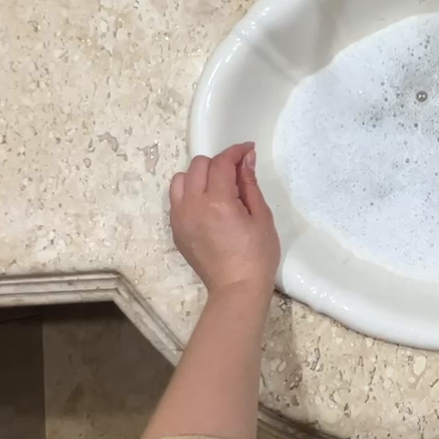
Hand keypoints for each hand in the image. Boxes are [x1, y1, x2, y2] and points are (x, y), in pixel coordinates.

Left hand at [169, 142, 279, 297]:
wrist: (237, 288)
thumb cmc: (257, 256)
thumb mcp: (261, 217)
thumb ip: (249, 184)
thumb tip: (246, 159)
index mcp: (219, 202)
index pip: (221, 163)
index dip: (236, 152)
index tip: (248, 150)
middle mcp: (193, 206)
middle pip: (198, 165)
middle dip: (218, 163)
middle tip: (236, 175)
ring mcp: (180, 218)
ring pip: (181, 180)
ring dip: (199, 177)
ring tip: (217, 189)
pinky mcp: (176, 230)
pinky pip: (176, 200)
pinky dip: (190, 194)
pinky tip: (208, 206)